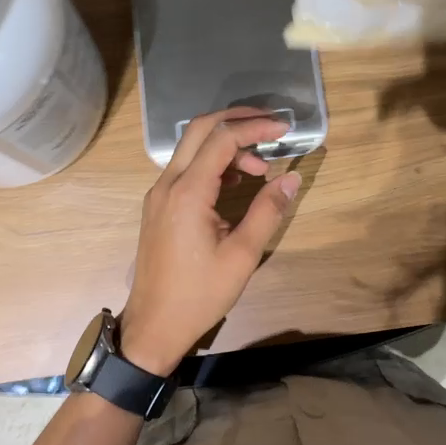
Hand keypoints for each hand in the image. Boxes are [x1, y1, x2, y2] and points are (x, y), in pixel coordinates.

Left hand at [118, 108, 301, 374]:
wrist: (154, 325)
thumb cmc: (200, 294)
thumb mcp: (242, 255)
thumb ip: (267, 211)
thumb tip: (292, 178)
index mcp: (187, 192)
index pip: (222, 139)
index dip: (255, 127)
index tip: (285, 128)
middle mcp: (168, 183)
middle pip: (200, 129)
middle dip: (236, 120)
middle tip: (271, 125)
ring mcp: (159, 192)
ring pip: (192, 147)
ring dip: (226, 144)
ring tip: (260, 168)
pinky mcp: (159, 204)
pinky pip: (186, 167)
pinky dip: (212, 162)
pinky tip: (236, 182)